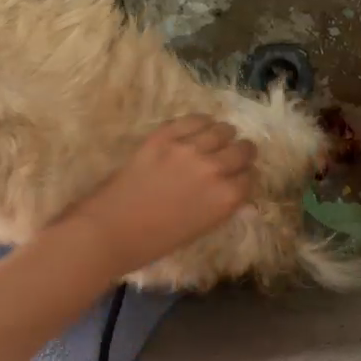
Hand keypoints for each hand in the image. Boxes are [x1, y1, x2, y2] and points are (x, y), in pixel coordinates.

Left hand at [63, 116, 257, 278]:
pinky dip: (201, 123)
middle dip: (241, 153)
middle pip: (242, 150)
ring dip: (223, 135)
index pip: (250, 178)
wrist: (110, 229)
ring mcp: (188, 148)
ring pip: (221, 130)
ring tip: (217, 138)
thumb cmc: (155, 241)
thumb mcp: (200, 227)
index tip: (239, 176)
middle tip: (234, 154)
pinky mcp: (164, 135)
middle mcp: (214, 169)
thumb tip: (229, 186)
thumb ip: (219, 203)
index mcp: (226, 199)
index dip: (245, 176)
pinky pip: (193, 119)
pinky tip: (200, 127)